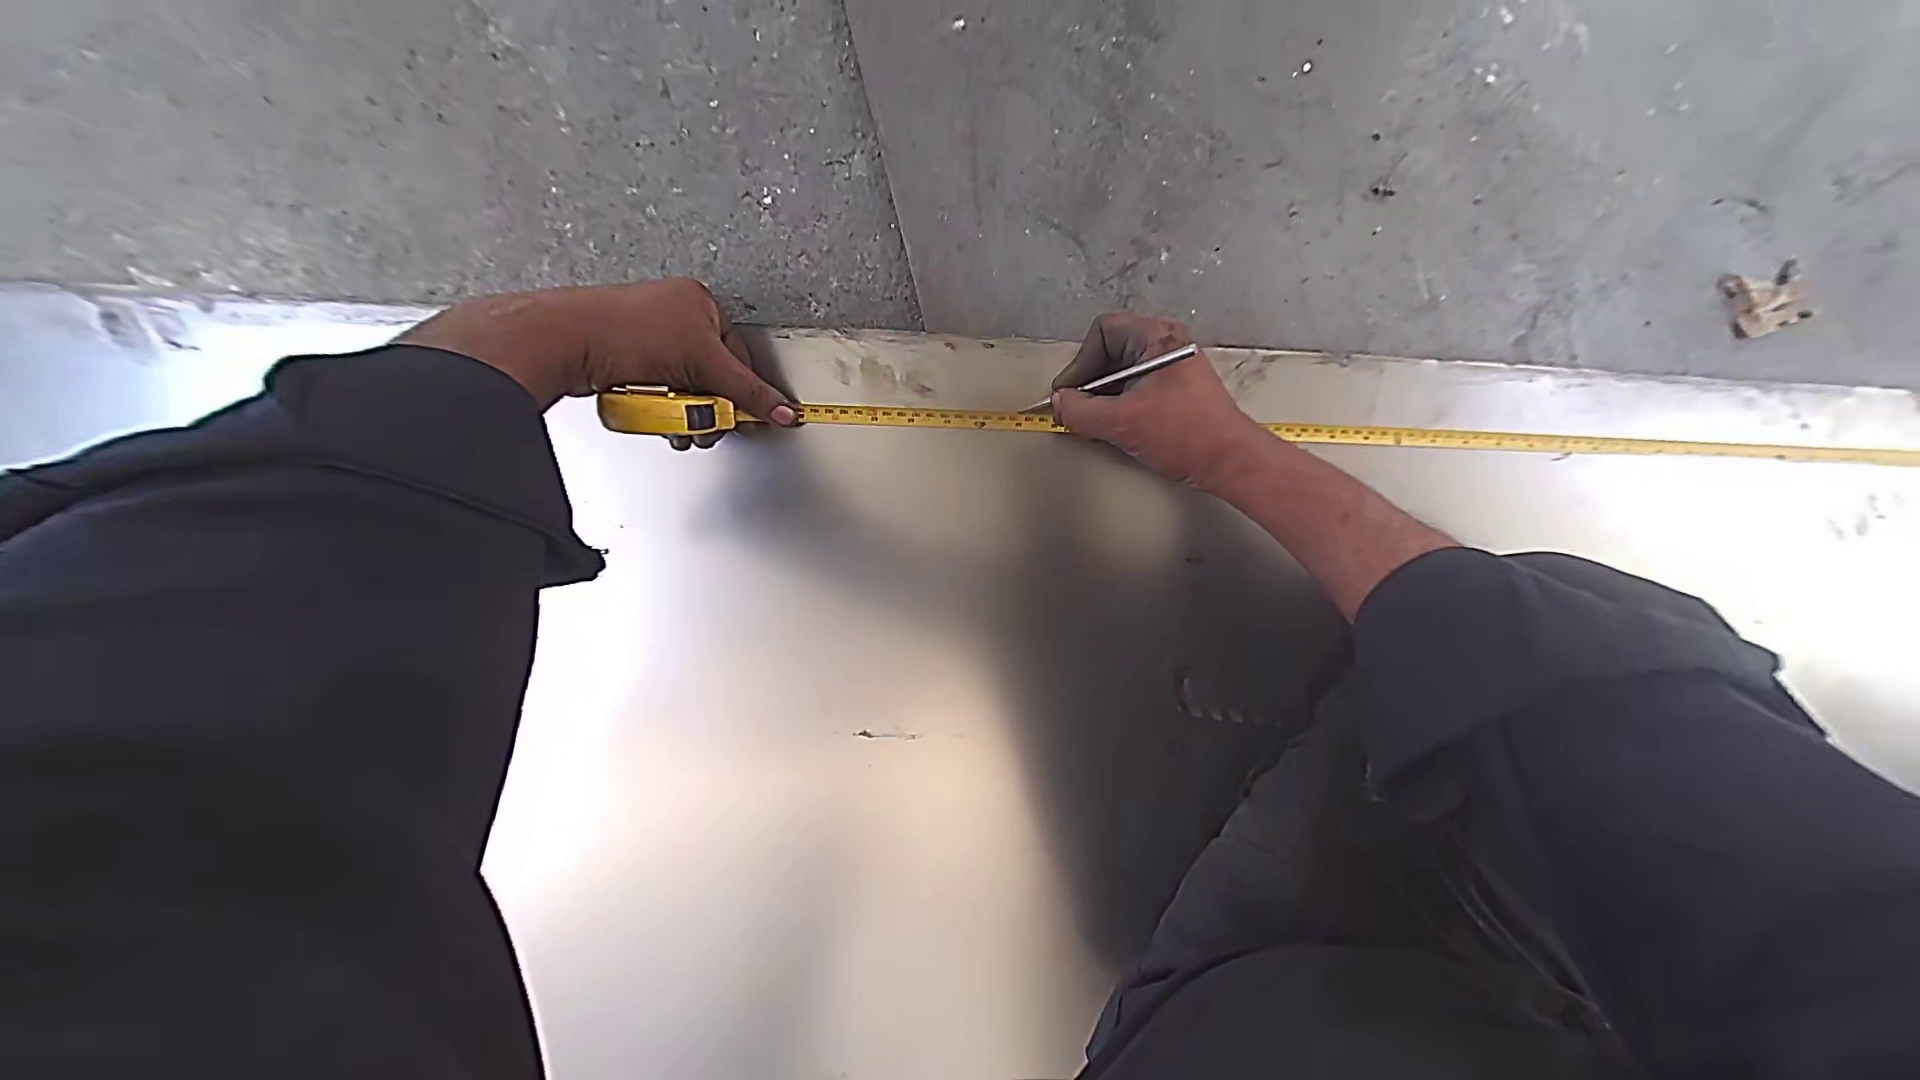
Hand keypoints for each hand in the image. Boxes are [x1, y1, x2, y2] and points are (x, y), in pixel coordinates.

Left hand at [397, 279, 795, 443]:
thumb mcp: (704, 365)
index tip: (741, 414)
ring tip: (673, 416)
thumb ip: (749, 394)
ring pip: (686, 386)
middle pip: (713, 375)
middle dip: (708, 404)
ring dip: (684, 410)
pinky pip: (660, 388)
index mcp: (699, 301)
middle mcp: (674, 313)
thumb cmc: (625, 331)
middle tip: (703, 419)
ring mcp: (648, 335)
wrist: (566, 342)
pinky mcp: (627, 357)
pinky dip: (661, 404)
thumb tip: (782, 410)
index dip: (741, 389)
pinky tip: (653, 407)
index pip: (739, 356)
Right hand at [1050, 313, 1267, 489]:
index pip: (1103, 332)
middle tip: (1076, 408)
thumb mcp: (1121, 423)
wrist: (1228, 462)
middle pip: (1109, 351)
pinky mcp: (1173, 389)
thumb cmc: (1188, 435)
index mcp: (1158, 339)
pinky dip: (1116, 403)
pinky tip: (1111, 426)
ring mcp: (1170, 367)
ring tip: (1093, 421)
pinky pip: (1133, 386)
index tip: (1070, 392)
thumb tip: (1059, 402)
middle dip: (1088, 381)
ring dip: (1100, 395)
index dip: (1081, 363)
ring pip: (1119, 371)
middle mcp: (1166, 345)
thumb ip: (1080, 410)